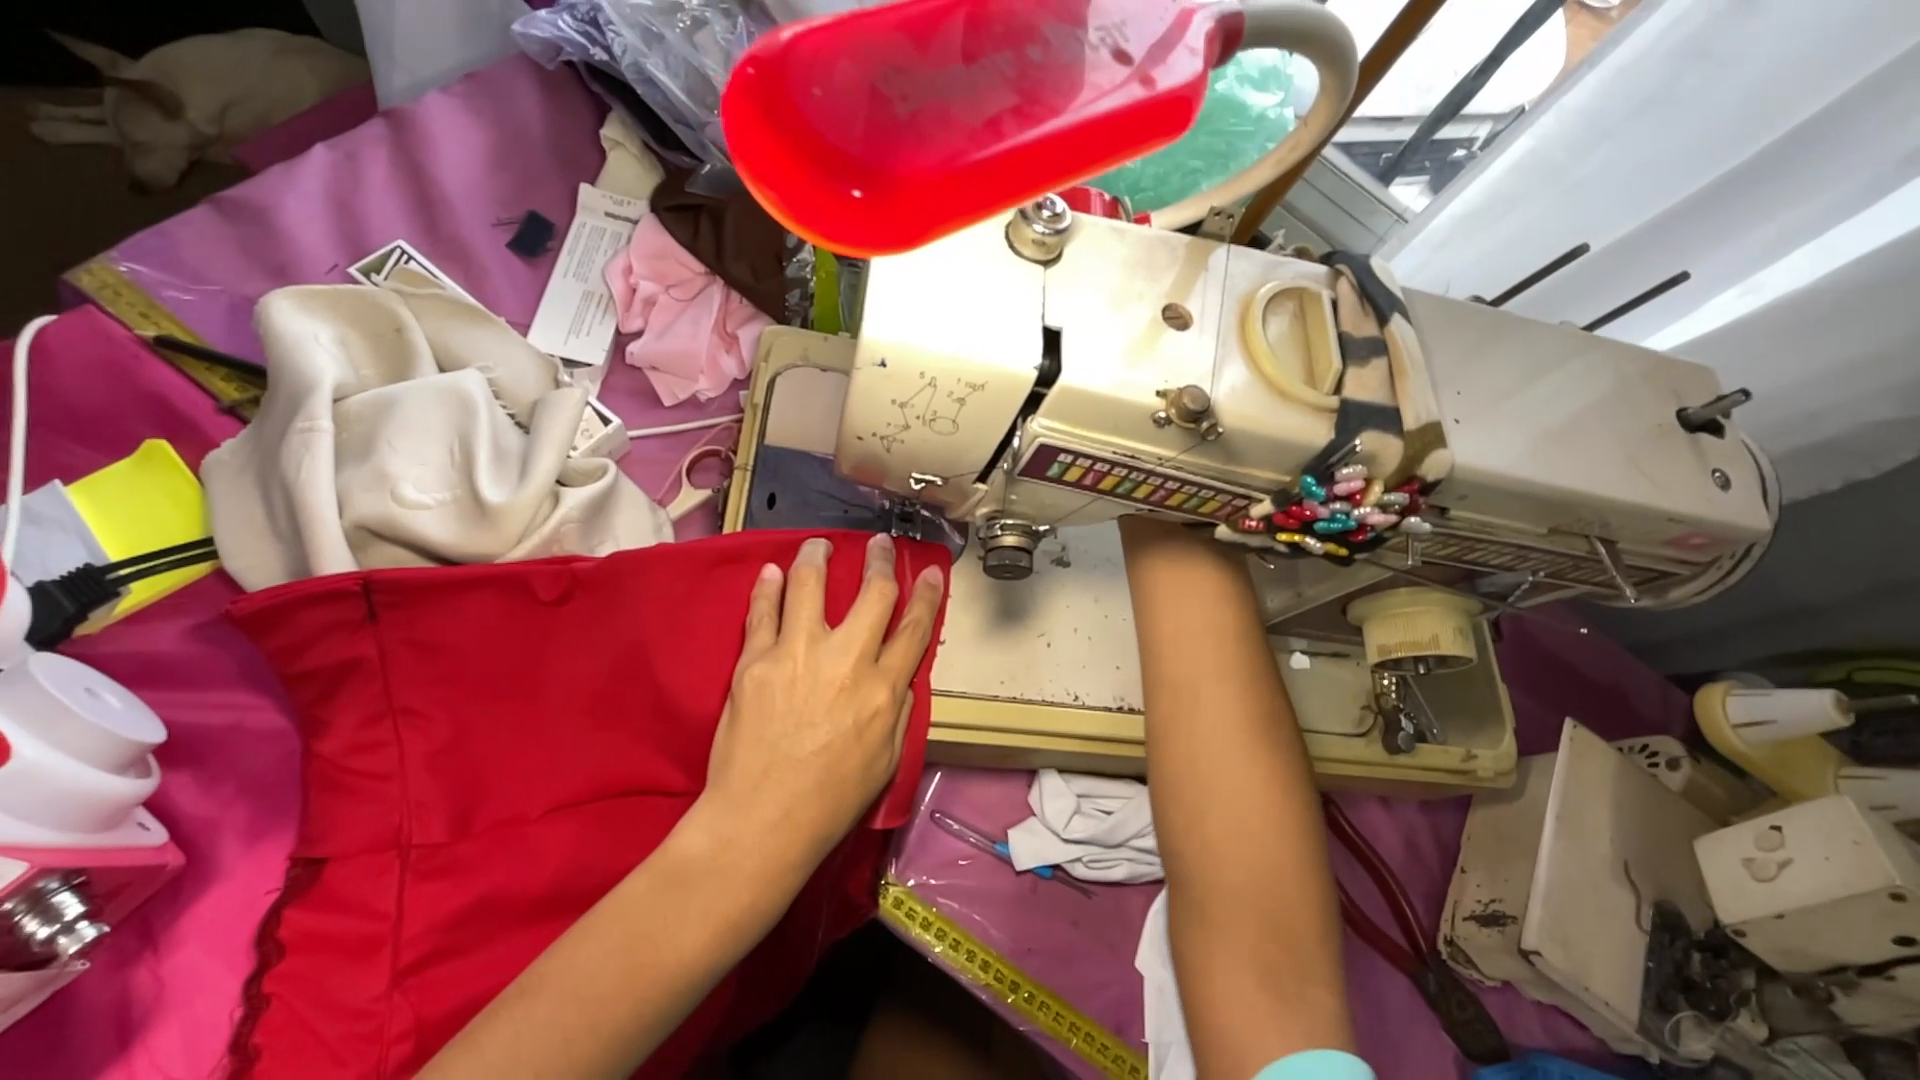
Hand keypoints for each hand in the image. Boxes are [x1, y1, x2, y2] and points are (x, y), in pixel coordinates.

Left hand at [701, 533, 943, 858]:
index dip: (927, 594)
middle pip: (872, 594)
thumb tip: (899, 673)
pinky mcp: (755, 661)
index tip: (929, 571)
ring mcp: (797, 654)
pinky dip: (769, 587)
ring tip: (819, 544)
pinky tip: (773, 572)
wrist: (764, 819)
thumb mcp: (888, 759)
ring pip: (812, 586)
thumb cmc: (832, 800)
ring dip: (818, 558)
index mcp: (884, 689)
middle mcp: (847, 660)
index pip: (915, 628)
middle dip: (880, 561)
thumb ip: (898, 709)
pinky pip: (763, 612)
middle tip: (879, 544)